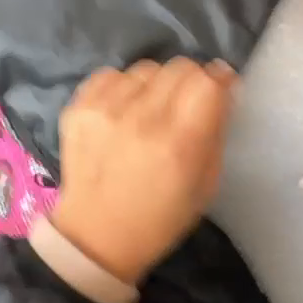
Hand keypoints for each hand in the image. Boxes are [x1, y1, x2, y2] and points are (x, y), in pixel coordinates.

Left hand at [49, 58, 237, 285]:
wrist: (95, 235)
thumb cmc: (160, 217)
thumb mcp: (205, 183)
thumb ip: (216, 130)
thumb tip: (223, 86)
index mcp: (178, 144)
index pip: (207, 82)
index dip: (218, 81)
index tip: (218, 90)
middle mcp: (141, 119)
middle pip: (179, 67)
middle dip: (190, 81)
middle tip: (184, 104)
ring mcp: (105, 110)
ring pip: (147, 68)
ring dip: (155, 84)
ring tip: (149, 111)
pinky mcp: (79, 108)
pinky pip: (112, 74)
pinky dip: (122, 87)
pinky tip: (122, 111)